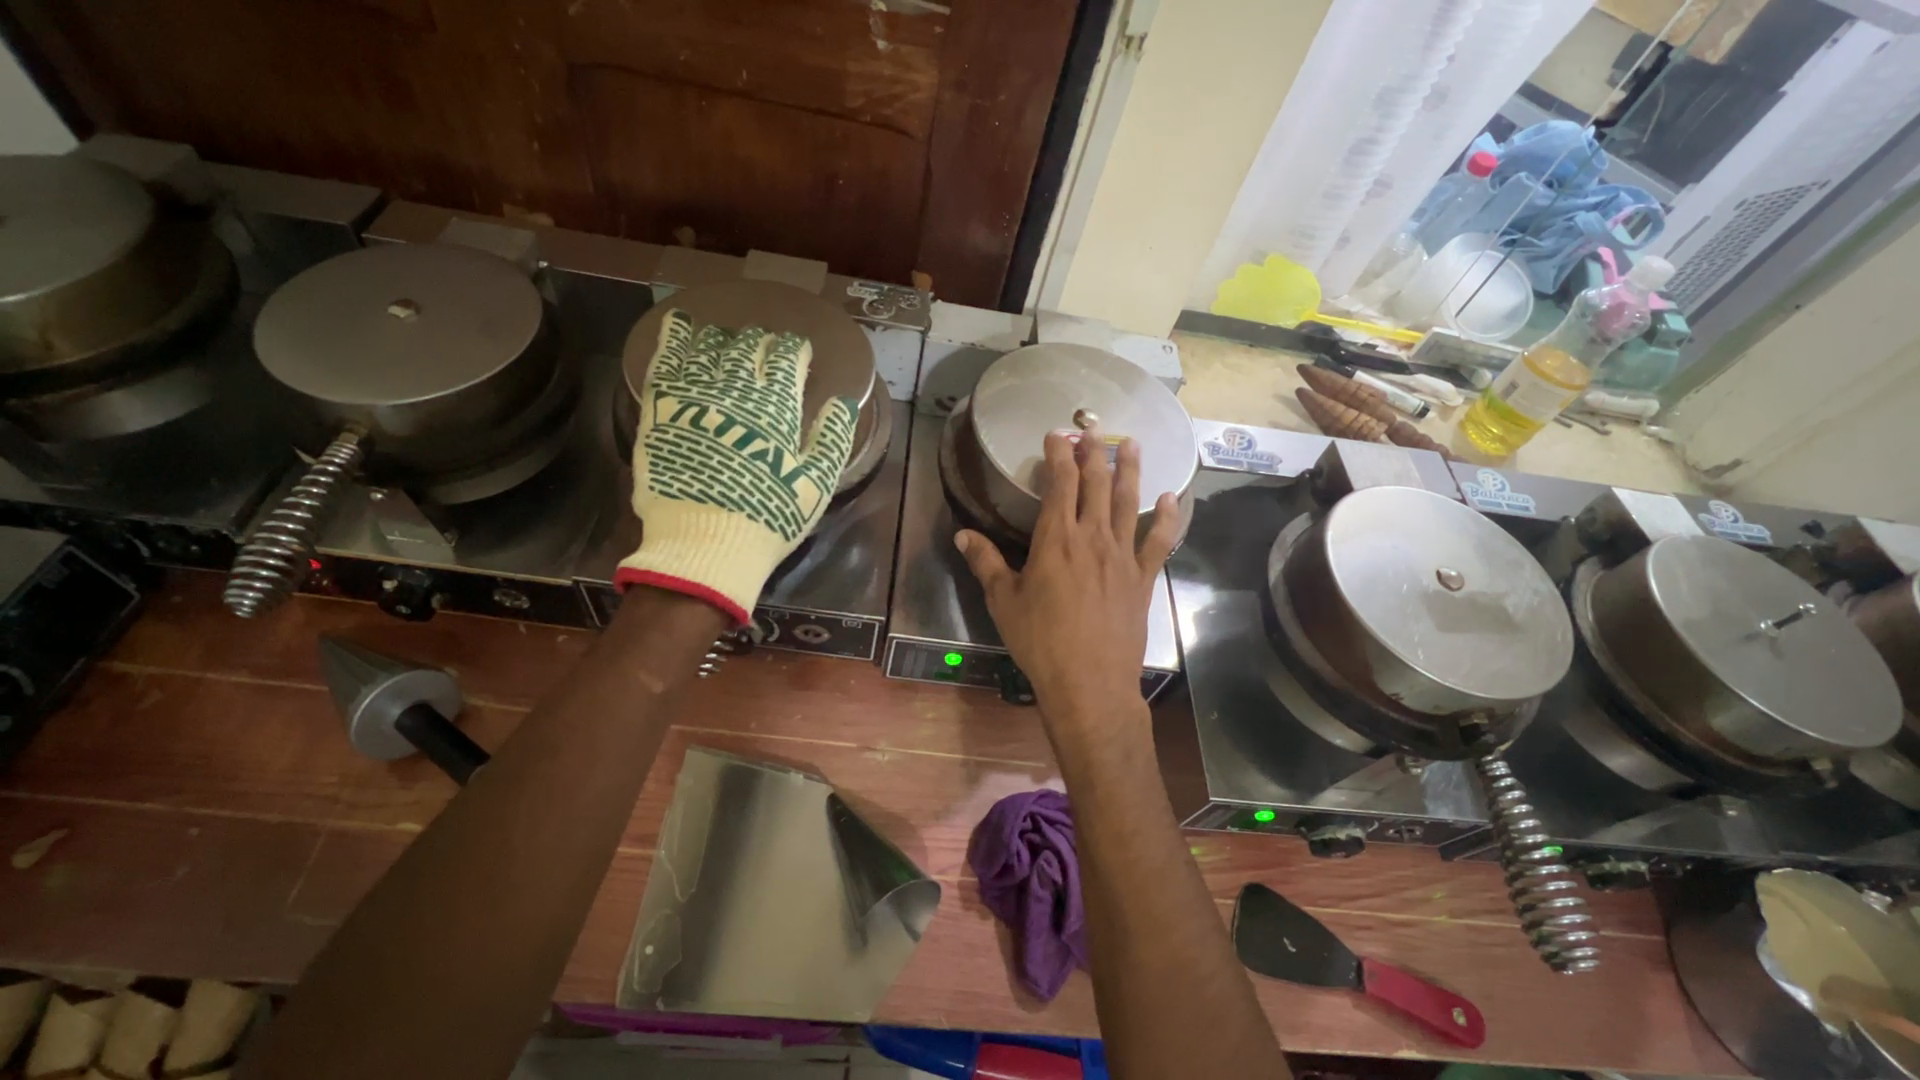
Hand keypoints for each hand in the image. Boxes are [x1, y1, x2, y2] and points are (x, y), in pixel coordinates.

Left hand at [617, 310, 859, 624]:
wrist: (706, 543)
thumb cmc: (767, 519)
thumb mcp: (816, 486)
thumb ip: (831, 438)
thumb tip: (843, 400)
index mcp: (778, 408)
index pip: (788, 359)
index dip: (794, 349)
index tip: (798, 351)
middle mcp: (737, 391)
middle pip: (749, 348)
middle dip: (760, 341)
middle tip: (763, 345)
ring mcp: (695, 397)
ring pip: (709, 349)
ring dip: (721, 338)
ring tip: (726, 337)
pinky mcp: (660, 410)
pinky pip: (666, 362)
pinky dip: (674, 339)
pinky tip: (678, 325)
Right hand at [955, 432, 1179, 732]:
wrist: (1089, 681)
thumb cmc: (1040, 641)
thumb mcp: (1003, 601)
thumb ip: (985, 562)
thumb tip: (963, 534)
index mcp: (1056, 539)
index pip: (1059, 485)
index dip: (1058, 456)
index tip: (1056, 435)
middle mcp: (1092, 538)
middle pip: (1096, 484)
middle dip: (1093, 453)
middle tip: (1094, 429)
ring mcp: (1122, 556)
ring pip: (1129, 502)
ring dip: (1130, 471)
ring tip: (1132, 444)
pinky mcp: (1143, 578)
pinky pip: (1159, 540)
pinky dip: (1167, 517)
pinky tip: (1172, 497)